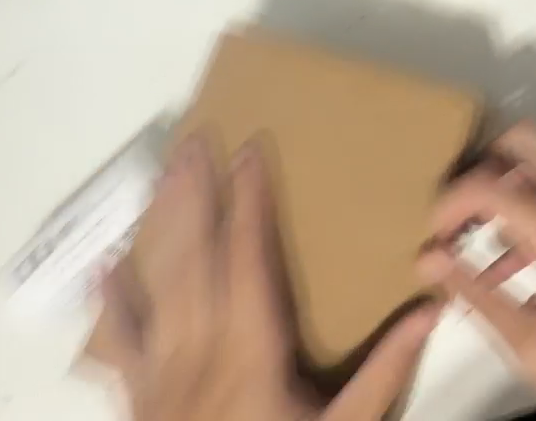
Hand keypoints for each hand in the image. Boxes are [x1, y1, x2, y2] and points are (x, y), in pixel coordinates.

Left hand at [98, 136, 435, 420]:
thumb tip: (431, 309)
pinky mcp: (141, 399)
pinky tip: (105, 266)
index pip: (249, 257)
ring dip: (161, 224)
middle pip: (196, 256)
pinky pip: (124, 343)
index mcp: (252, 348)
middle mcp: (202, 347)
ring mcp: (163, 373)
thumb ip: (383, 372)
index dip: (250, 201)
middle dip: (197, 194)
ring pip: (160, 283)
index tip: (249, 151)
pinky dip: (115, 303)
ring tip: (162, 174)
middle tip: (194, 139)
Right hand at [416, 124, 535, 420]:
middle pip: (524, 138)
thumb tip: (430, 260)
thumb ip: (476, 295)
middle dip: (481, 163)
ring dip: (502, 184)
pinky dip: (524, 207)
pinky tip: (502, 264)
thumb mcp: (531, 342)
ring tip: (468, 236)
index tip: (432, 235)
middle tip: (456, 209)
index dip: (451, 202)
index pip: (493, 184)